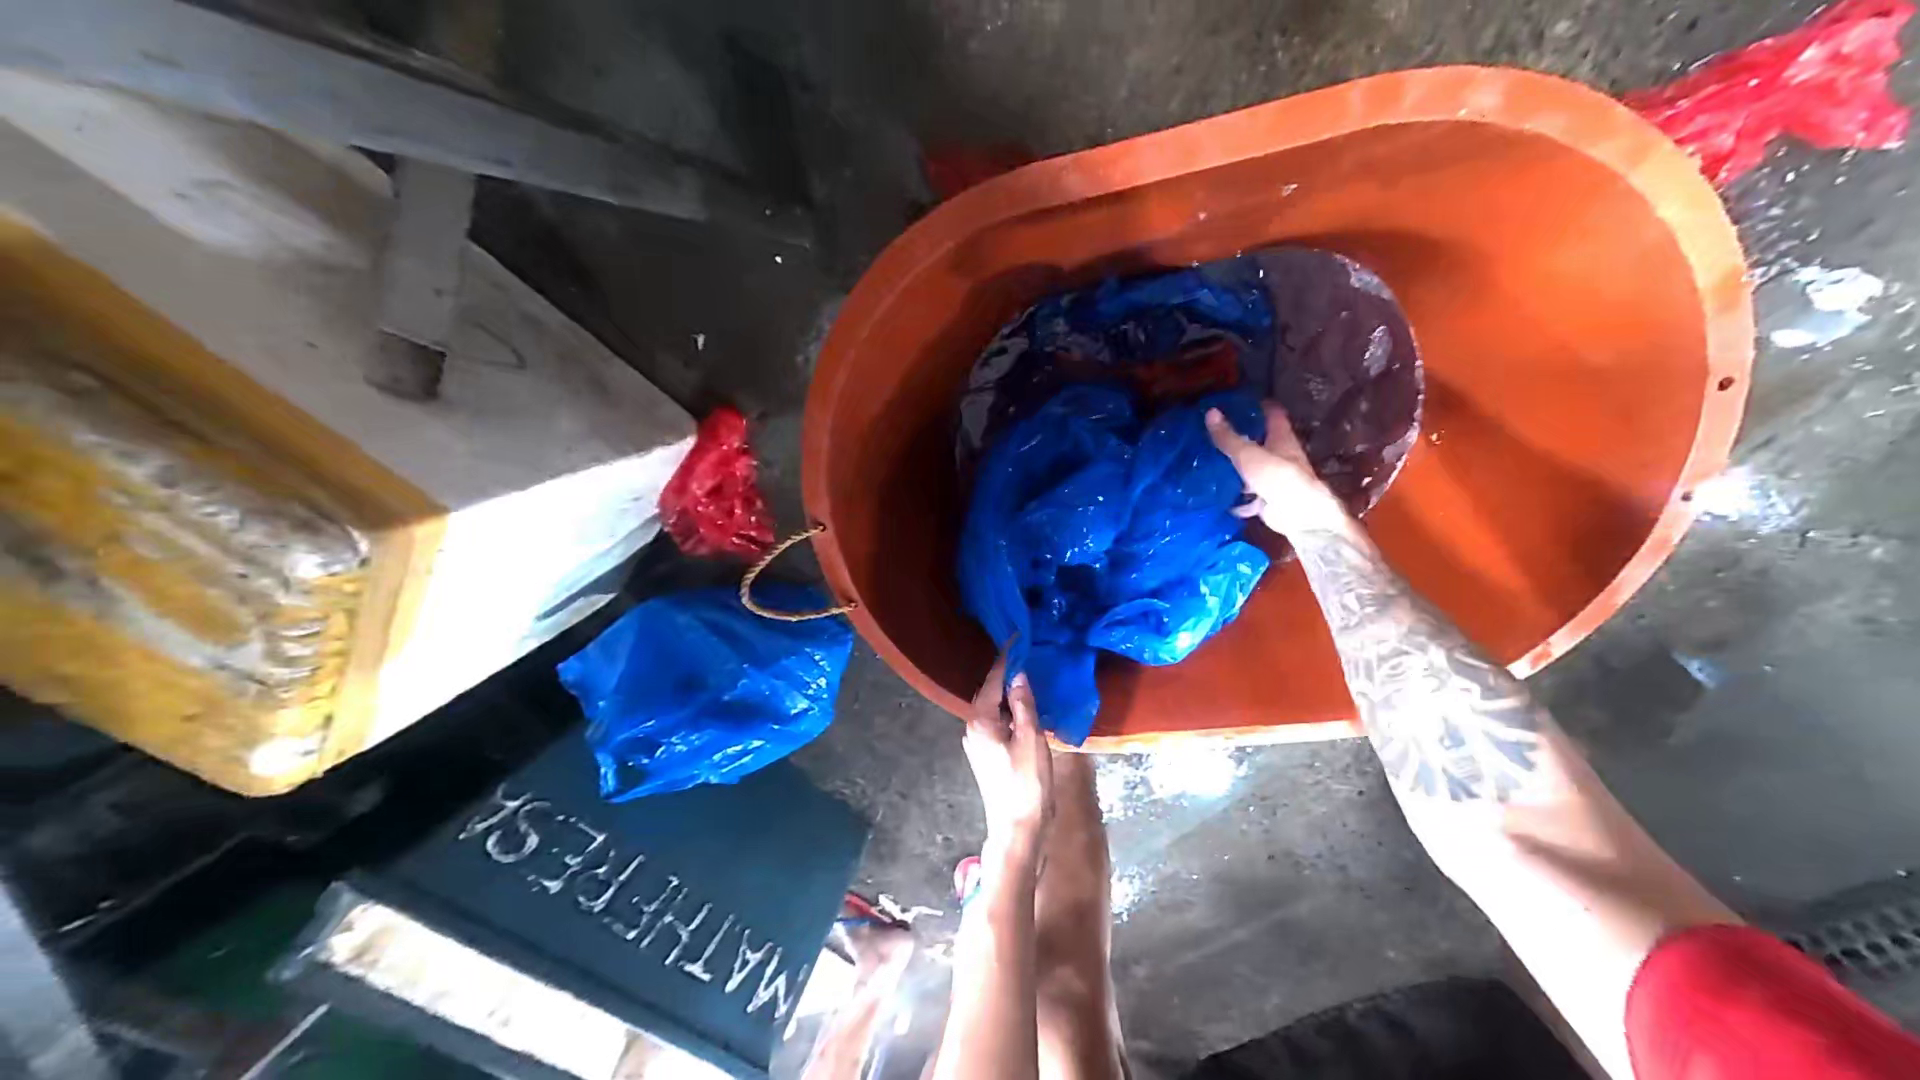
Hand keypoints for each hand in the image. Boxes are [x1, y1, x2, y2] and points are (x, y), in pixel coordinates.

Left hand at [963, 653, 1053, 855]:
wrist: (1018, 830)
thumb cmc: (1027, 783)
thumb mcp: (1031, 739)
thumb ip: (1023, 704)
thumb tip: (1017, 674)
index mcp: (981, 721)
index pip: (993, 680)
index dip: (1006, 658)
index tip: (1016, 637)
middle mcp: (972, 728)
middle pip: (990, 693)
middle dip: (1006, 674)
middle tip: (1027, 655)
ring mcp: (977, 743)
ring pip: (993, 709)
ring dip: (1009, 694)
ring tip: (1029, 677)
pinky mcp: (986, 755)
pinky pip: (997, 723)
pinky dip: (1009, 712)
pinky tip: (1025, 709)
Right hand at [1205, 401, 1349, 535]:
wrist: (1299, 516)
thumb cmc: (1279, 477)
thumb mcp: (1248, 454)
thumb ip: (1228, 437)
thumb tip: (1210, 411)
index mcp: (1281, 438)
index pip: (1272, 414)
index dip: (1258, 406)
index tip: (1238, 402)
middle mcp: (1279, 456)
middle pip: (1259, 441)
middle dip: (1239, 437)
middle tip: (1213, 431)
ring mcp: (1272, 478)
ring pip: (1249, 468)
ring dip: (1233, 466)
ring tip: (1207, 459)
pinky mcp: (1265, 499)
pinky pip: (1243, 494)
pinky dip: (1231, 494)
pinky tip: (1213, 491)